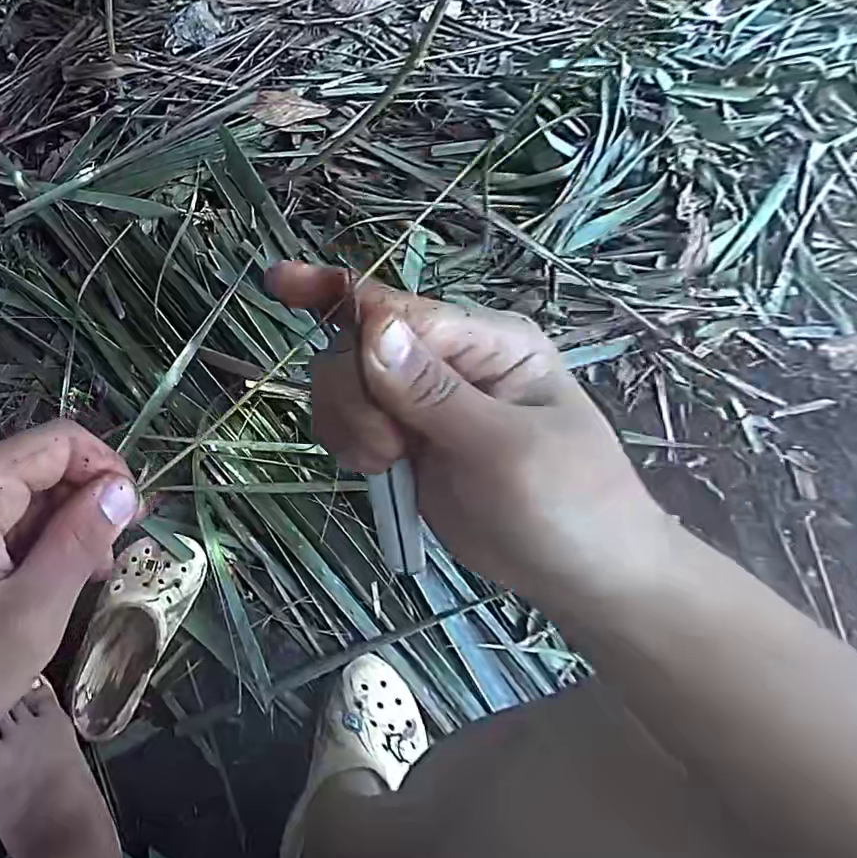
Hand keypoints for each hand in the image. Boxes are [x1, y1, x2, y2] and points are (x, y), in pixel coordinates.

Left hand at [0, 420, 139, 781]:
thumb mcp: (32, 614)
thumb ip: (81, 540)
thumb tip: (123, 488)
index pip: (63, 441)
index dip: (107, 472)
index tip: (133, 525)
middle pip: (47, 465)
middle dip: (87, 507)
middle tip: (104, 570)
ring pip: (33, 494)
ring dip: (67, 531)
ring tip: (81, 585)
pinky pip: (9, 519)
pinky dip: (40, 546)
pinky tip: (49, 587)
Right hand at [265, 261, 676, 610]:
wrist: (578, 575)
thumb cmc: (569, 505)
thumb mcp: (507, 449)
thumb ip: (433, 392)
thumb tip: (371, 330)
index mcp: (484, 340)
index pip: (396, 309)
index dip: (335, 295)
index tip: (278, 281)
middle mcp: (443, 357)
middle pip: (353, 347)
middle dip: (353, 397)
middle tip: (388, 447)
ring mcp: (414, 395)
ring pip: (338, 382)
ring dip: (347, 424)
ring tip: (389, 462)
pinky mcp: (395, 431)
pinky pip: (340, 418)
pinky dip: (344, 442)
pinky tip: (379, 468)